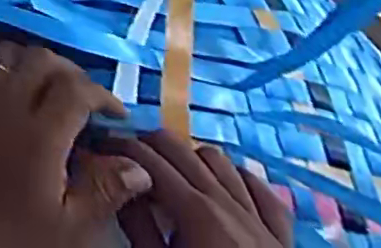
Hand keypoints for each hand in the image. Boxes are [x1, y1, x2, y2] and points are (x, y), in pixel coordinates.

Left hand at [0, 43, 153, 247]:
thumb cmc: (12, 228)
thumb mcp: (68, 225)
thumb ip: (103, 190)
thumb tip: (138, 166)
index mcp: (40, 132)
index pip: (74, 88)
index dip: (103, 94)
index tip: (121, 116)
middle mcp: (11, 102)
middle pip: (42, 59)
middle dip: (74, 72)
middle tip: (94, 102)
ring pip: (16, 54)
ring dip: (44, 64)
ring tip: (64, 94)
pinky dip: (20, 68)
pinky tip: (34, 97)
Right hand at [107, 131, 292, 247]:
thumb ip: (137, 223)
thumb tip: (115, 180)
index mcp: (194, 211)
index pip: (143, 154)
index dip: (115, 144)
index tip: (97, 149)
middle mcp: (227, 204)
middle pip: (176, 146)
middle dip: (143, 143)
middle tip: (125, 158)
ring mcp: (260, 220)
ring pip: (217, 159)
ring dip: (188, 157)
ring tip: (170, 172)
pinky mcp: (283, 238)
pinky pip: (262, 191)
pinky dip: (237, 178)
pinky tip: (221, 186)